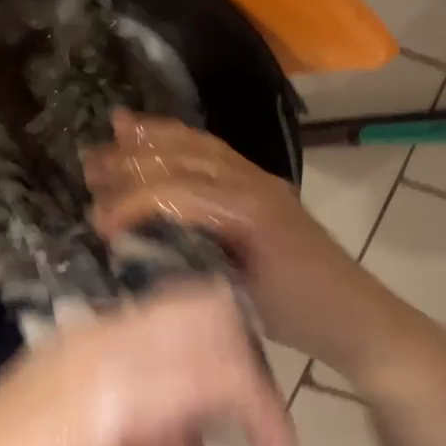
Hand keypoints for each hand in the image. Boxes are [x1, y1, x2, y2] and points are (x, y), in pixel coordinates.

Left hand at [0, 284, 294, 445]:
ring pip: (175, 308)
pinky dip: (167, 353)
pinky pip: (141, 322)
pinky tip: (145, 413)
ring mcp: (81, 332)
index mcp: (121, 392)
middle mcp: (104, 343)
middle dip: (241, 366)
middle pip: (208, 312)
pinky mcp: (67, 337)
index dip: (269, 414)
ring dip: (202, 357)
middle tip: (238, 428)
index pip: (226, 373)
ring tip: (181, 428)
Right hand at [82, 110, 430, 382]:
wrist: (357, 315)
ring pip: (198, 146)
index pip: (177, 193)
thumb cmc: (299, 317)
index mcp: (248, 211)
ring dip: (153, 139)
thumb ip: (191, 271)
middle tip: (89, 165)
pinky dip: (180, 140)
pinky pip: (214, 151)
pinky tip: (159, 136)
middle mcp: (252, 183)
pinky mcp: (261, 184)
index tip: (97, 224)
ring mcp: (259, 179)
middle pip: (183, 159)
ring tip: (115, 128)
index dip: (132, 204)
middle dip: (132, 160)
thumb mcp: (239, 303)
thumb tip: (133, 255)